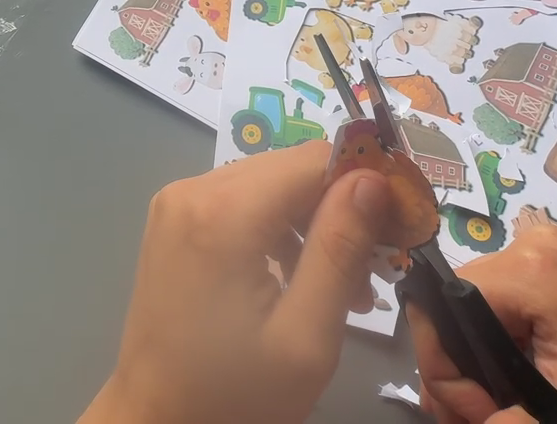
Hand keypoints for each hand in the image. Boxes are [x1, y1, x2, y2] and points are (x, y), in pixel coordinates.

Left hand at [79, 142, 394, 423]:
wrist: (154, 419)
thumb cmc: (235, 392)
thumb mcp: (307, 335)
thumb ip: (340, 249)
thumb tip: (372, 180)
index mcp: (223, 210)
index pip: (310, 160)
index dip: (364, 178)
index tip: (402, 221)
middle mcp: (193, 188)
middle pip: (286, 168)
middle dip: (339, 206)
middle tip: (377, 267)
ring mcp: (176, 200)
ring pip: (264, 183)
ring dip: (309, 221)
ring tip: (346, 286)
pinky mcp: (172, 218)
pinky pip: (236, 201)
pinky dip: (273, 227)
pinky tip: (295, 276)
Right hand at [410, 225, 556, 423]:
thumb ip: (500, 421)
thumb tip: (448, 412)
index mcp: (537, 270)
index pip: (444, 305)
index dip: (445, 365)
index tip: (480, 415)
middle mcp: (536, 239)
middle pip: (459, 301)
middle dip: (462, 365)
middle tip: (491, 416)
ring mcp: (552, 243)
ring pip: (478, 300)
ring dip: (482, 354)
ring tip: (512, 403)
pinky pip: (507, 293)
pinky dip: (506, 337)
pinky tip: (530, 375)